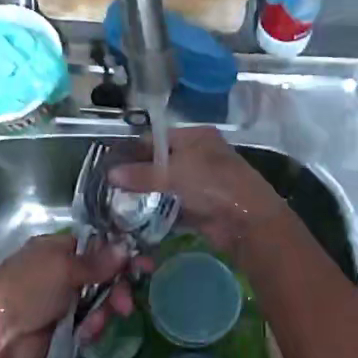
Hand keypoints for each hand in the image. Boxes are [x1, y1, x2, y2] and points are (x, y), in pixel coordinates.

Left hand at [0, 233, 134, 357]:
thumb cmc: (27, 289)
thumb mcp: (63, 268)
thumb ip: (98, 261)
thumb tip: (126, 247)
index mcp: (58, 249)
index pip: (98, 246)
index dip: (122, 255)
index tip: (144, 265)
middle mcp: (64, 272)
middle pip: (105, 276)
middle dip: (117, 290)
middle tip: (126, 305)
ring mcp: (65, 300)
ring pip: (102, 301)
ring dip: (104, 312)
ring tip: (95, 323)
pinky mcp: (67, 326)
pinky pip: (92, 322)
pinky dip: (92, 327)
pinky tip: (85, 333)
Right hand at [108, 127, 285, 252]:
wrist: (248, 220)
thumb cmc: (213, 184)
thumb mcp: (174, 173)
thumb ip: (142, 174)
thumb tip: (110, 174)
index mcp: (197, 137)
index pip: (158, 138)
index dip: (134, 150)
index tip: (109, 164)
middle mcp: (199, 156)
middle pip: (162, 163)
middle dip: (138, 174)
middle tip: (110, 186)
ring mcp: (201, 183)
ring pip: (167, 186)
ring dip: (147, 194)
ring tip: (117, 202)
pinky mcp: (201, 207)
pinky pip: (174, 206)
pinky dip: (159, 211)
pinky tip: (137, 217)